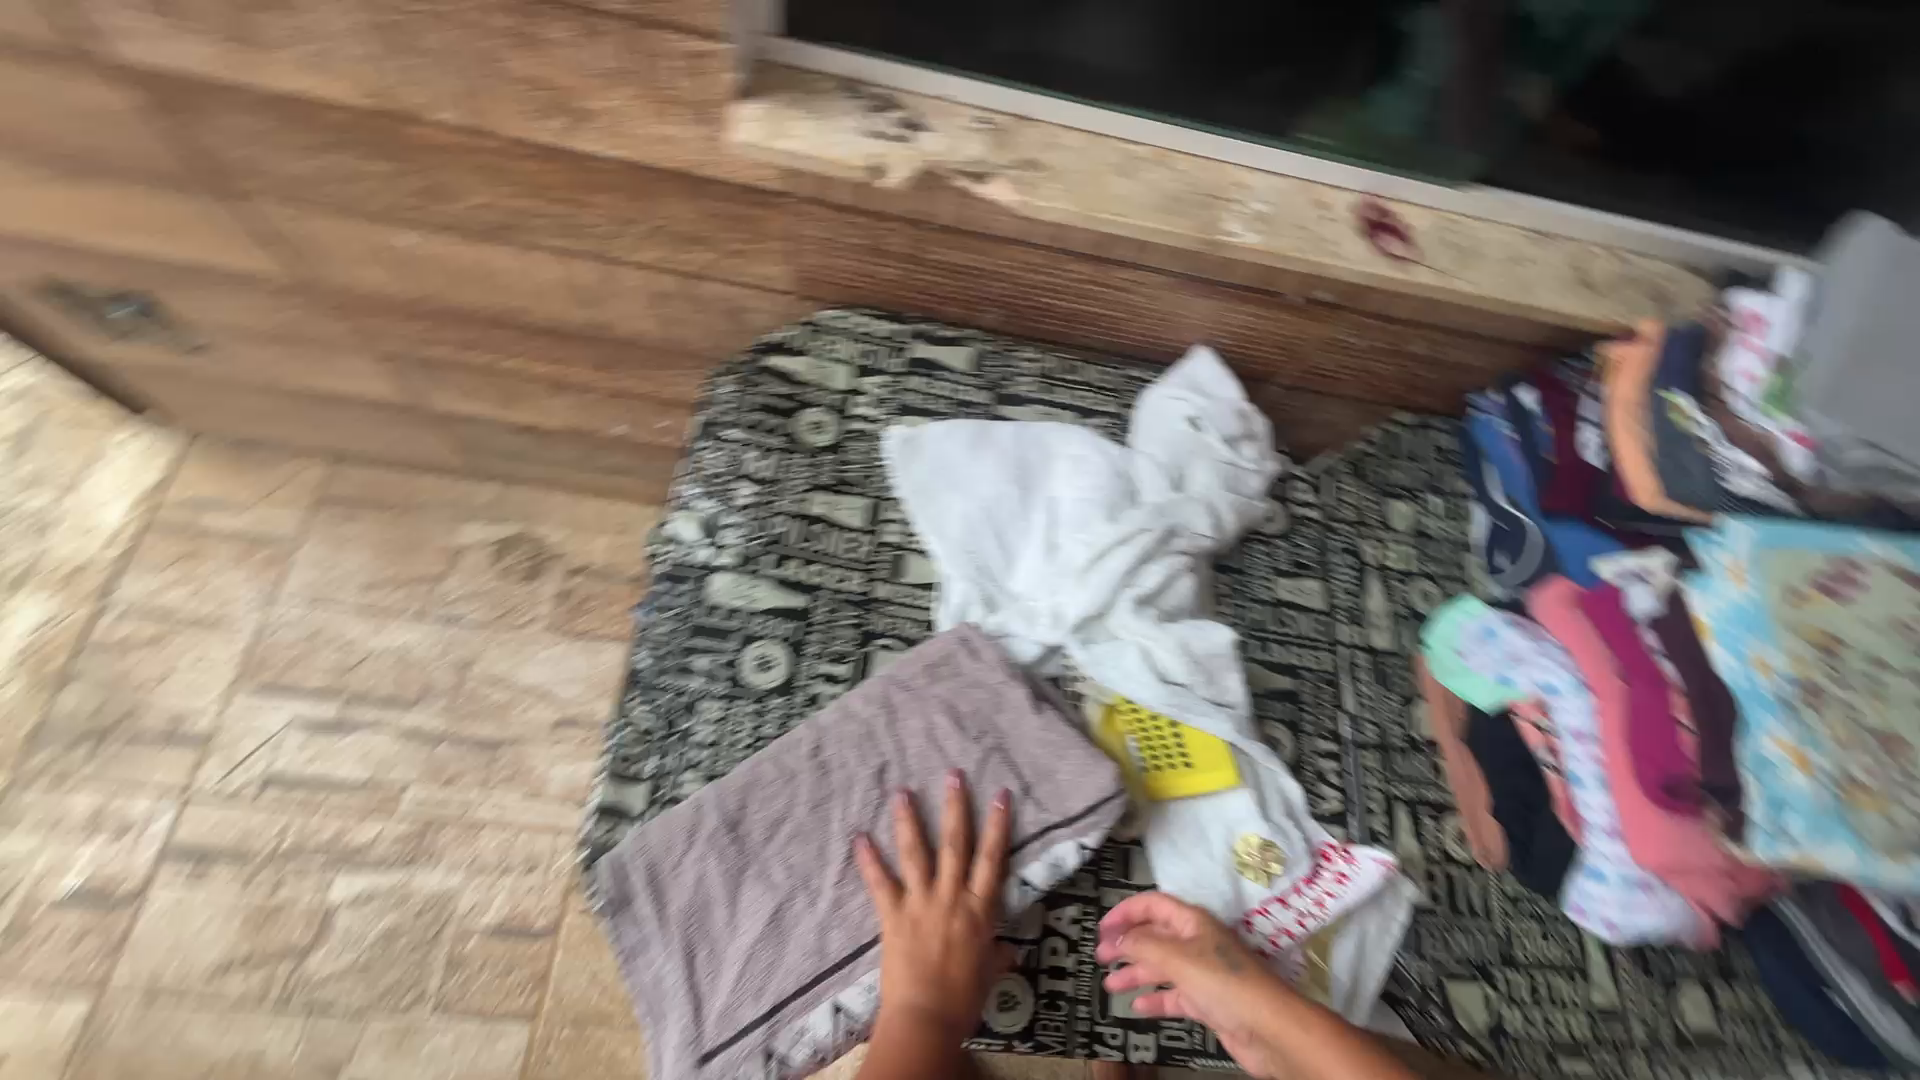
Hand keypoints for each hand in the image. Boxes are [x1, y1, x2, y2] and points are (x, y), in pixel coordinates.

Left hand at [854, 770, 1014, 1043]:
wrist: (927, 1019)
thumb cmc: (965, 999)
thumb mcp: (990, 973)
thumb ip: (998, 955)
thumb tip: (1009, 951)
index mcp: (980, 909)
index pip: (993, 858)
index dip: (998, 824)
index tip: (1001, 793)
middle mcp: (952, 896)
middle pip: (955, 843)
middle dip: (956, 807)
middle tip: (953, 774)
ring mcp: (921, 902)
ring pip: (916, 852)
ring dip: (909, 820)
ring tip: (902, 791)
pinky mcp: (893, 915)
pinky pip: (880, 882)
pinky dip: (868, 860)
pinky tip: (859, 837)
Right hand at [1096, 892, 1291, 1078]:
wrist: (1271, 1029)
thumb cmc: (1223, 984)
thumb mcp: (1177, 958)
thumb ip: (1142, 945)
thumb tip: (1116, 939)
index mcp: (1191, 922)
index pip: (1152, 905)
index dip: (1125, 912)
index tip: (1102, 928)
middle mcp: (1196, 942)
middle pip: (1154, 936)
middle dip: (1126, 945)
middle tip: (1100, 958)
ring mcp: (1202, 973)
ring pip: (1161, 967)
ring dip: (1135, 974)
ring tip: (1110, 985)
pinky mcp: (1208, 1002)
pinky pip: (1174, 996)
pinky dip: (1155, 999)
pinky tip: (1137, 1008)